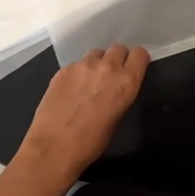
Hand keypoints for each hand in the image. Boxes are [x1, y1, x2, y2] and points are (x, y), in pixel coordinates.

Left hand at [13, 45, 148, 182]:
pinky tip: (70, 91)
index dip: (137, 60)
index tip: (133, 68)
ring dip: (97, 64)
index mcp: (126, 82)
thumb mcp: (116, 119)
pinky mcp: (63, 69)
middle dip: (117, 59)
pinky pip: (76, 65)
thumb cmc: (91, 142)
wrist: (54, 147)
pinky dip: (77, 74)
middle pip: (118, 49)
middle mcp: (107, 68)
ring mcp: (83, 66)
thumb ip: (120, 95)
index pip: (140, 54)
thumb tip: (114, 90)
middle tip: (110, 76)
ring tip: (88, 82)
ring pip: (96, 54)